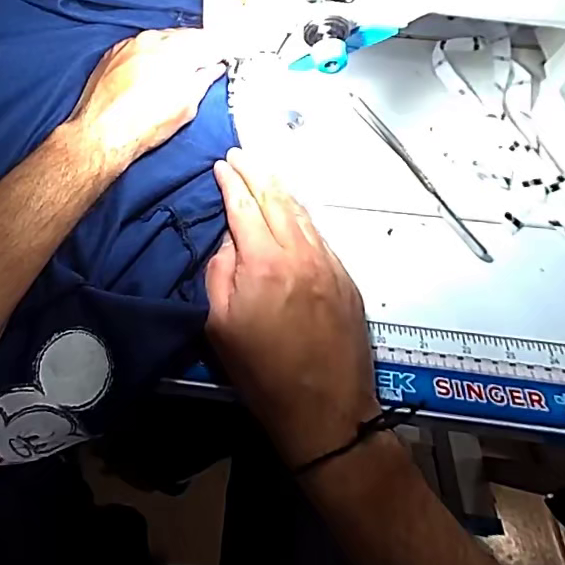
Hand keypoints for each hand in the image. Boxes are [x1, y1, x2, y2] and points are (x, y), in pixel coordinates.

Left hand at [65, 29, 224, 169]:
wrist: (101, 133)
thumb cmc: (142, 125)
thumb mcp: (186, 106)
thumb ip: (203, 81)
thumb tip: (212, 70)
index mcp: (177, 49)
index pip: (207, 39)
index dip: (218, 49)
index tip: (221, 56)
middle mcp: (152, 40)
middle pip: (183, 36)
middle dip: (194, 49)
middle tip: (201, 66)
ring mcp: (130, 44)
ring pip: (159, 40)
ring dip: (170, 52)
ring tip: (173, 75)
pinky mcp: (112, 53)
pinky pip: (138, 47)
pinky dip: (147, 56)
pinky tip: (148, 75)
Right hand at [205, 147, 379, 467]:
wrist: (326, 410)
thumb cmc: (262, 373)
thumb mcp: (218, 325)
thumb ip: (219, 272)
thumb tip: (228, 241)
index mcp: (264, 263)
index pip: (243, 206)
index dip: (230, 181)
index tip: (221, 165)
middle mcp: (299, 254)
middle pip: (275, 199)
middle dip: (256, 171)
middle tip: (240, 153)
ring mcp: (328, 264)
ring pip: (301, 213)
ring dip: (280, 188)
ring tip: (264, 172)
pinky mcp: (345, 279)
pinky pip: (319, 234)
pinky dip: (300, 215)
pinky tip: (292, 211)